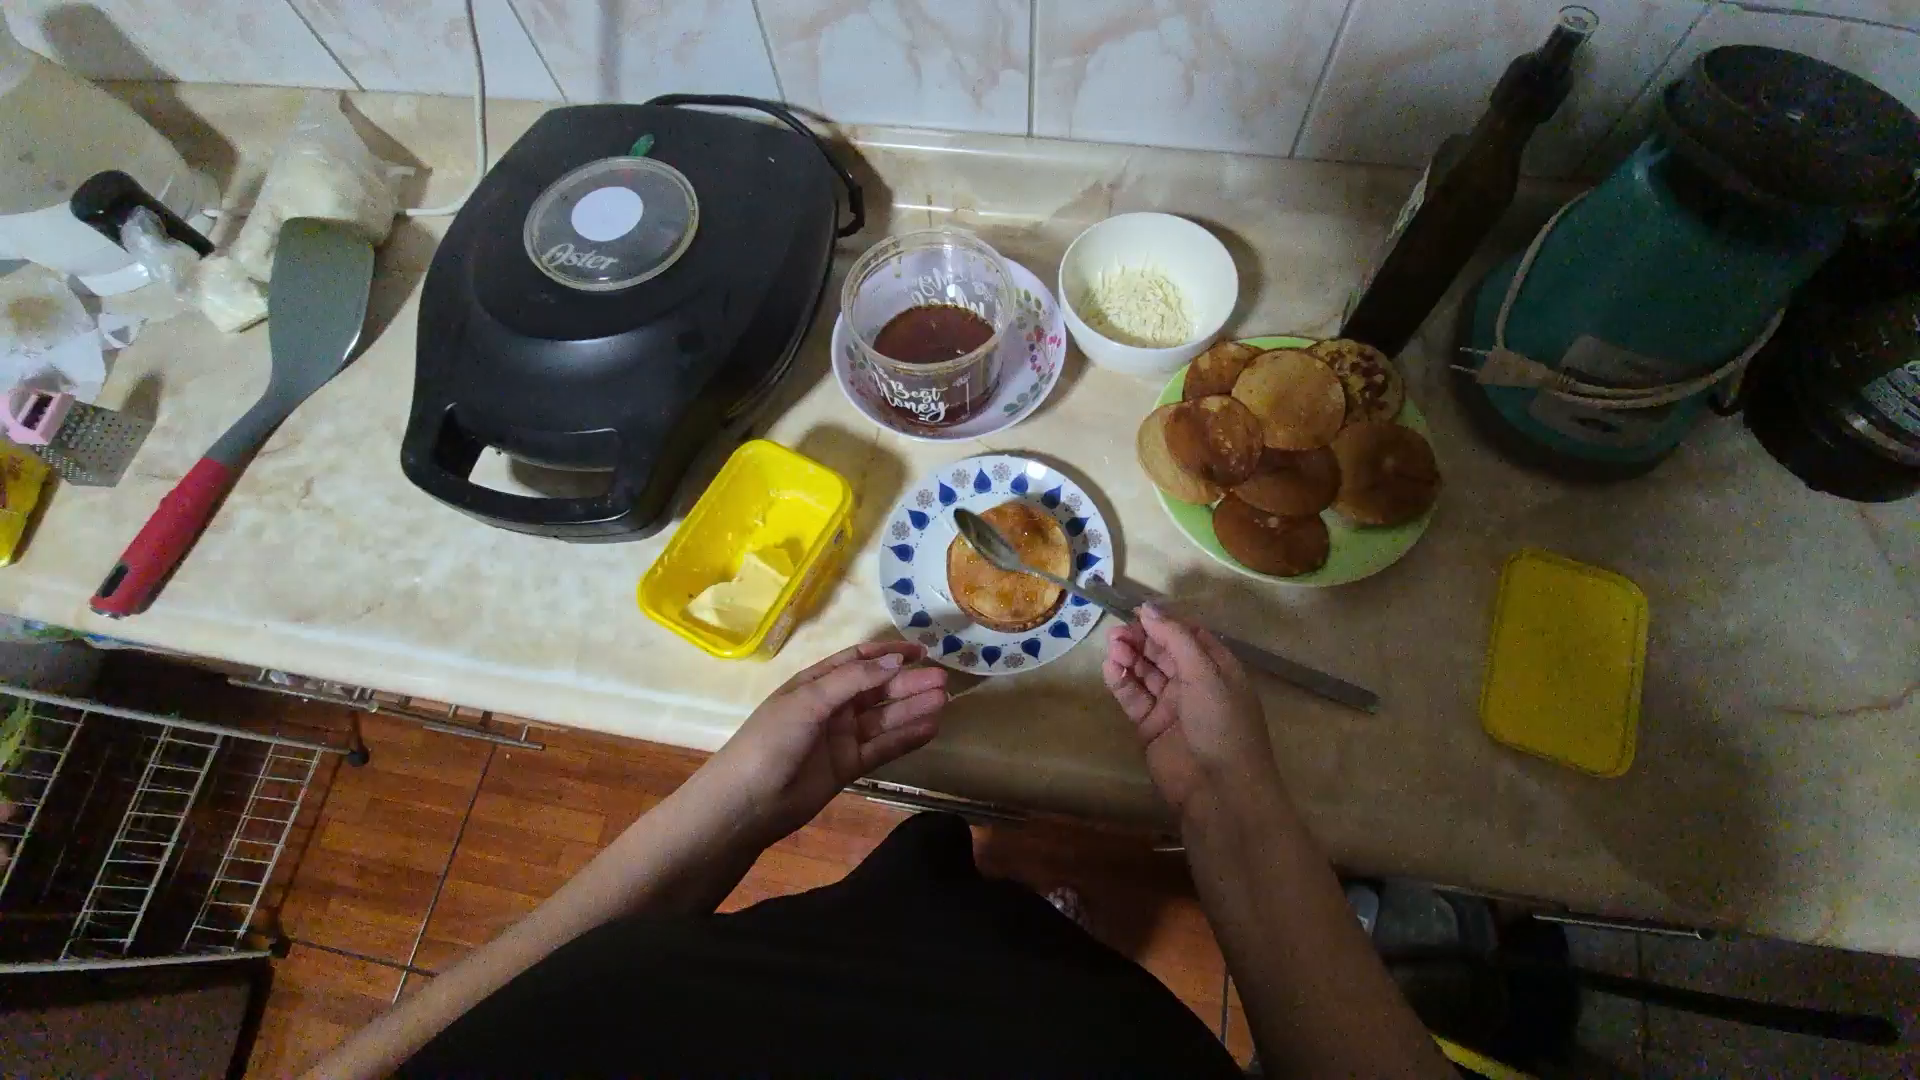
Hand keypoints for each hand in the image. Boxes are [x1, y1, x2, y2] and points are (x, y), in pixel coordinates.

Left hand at [706, 641, 947, 843]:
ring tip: (942, 700)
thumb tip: (895, 660)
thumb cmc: (770, 741)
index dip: (888, 654)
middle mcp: (831, 706)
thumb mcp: (809, 701)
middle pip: (877, 689)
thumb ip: (853, 680)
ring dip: (912, 708)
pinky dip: (906, 738)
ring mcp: (841, 737)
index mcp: (815, 683)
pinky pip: (882, 748)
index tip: (921, 652)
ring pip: (883, 717)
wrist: (746, 804)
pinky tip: (930, 729)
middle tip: (942, 680)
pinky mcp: (848, 766)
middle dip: (908, 682)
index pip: (858, 661)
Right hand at [1102, 605, 1281, 817]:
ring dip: (1129, 657)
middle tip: (1117, 632)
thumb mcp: (1205, 673)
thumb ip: (1175, 638)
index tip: (1138, 613)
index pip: (1188, 635)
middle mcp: (1194, 684)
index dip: (1164, 622)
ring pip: (1145, 672)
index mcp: (1217, 668)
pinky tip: (1110, 668)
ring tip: (1112, 647)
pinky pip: (1133, 696)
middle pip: (1162, 651)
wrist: (1218, 790)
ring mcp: (1171, 705)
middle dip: (1141, 639)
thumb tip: (1148, 608)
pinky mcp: (1150, 725)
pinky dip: (1121, 681)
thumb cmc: (1221, 724)